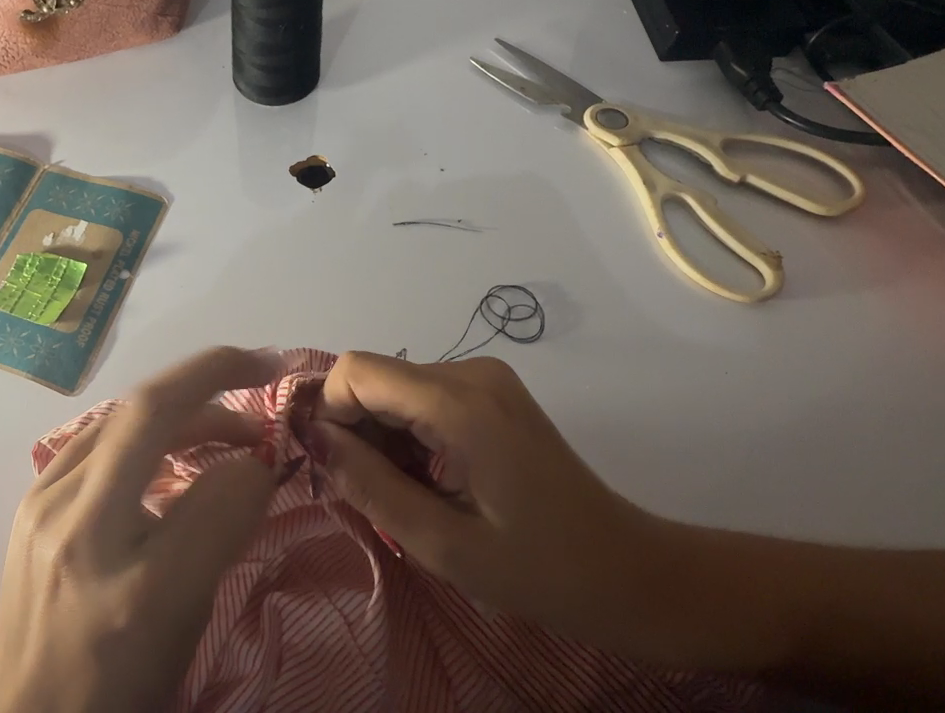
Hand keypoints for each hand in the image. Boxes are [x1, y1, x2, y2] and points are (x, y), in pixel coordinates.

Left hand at [0, 347, 282, 712]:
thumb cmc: (119, 680)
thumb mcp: (185, 614)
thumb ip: (221, 525)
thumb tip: (251, 462)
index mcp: (103, 547)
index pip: (174, 436)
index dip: (226, 385)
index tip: (274, 374)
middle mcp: (63, 510)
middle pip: (140, 411)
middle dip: (206, 386)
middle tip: (258, 413)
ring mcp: (38, 503)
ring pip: (118, 424)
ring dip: (177, 413)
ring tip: (226, 434)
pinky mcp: (31, 506)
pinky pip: (97, 447)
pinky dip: (143, 437)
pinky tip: (169, 458)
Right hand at [309, 352, 680, 661]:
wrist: (631, 573)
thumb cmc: (540, 569)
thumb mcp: (442, 543)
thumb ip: (369, 484)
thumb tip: (313, 438)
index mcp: (461, 404)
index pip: (358, 371)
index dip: (332, 413)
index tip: (338, 468)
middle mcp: (470, 373)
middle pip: (375, 377)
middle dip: (356, 430)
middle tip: (372, 493)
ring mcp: (485, 379)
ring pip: (394, 387)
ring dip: (382, 436)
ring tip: (407, 493)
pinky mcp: (491, 393)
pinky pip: (421, 396)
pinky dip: (407, 433)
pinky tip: (429, 479)